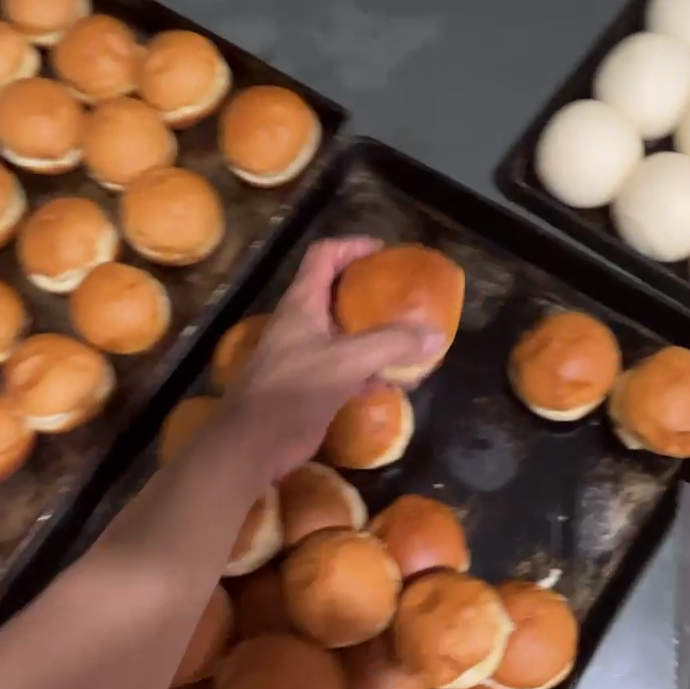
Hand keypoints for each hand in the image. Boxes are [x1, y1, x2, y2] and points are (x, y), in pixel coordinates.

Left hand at [217, 236, 441, 479]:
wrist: (254, 442)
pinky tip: (393, 382)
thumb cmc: (293, 390)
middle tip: (402, 297)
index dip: (352, 246)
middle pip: (335, 295)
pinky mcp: (310, 389)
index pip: (324, 256)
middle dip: (369, 293)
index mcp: (302, 304)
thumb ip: (391, 344)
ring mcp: (304, 358)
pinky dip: (369, 372)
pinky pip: (345, 371)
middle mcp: (301, 326)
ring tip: (406, 338)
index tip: (384, 252)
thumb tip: (435, 334)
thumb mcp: (347, 360)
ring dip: (372, 336)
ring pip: (343, 335)